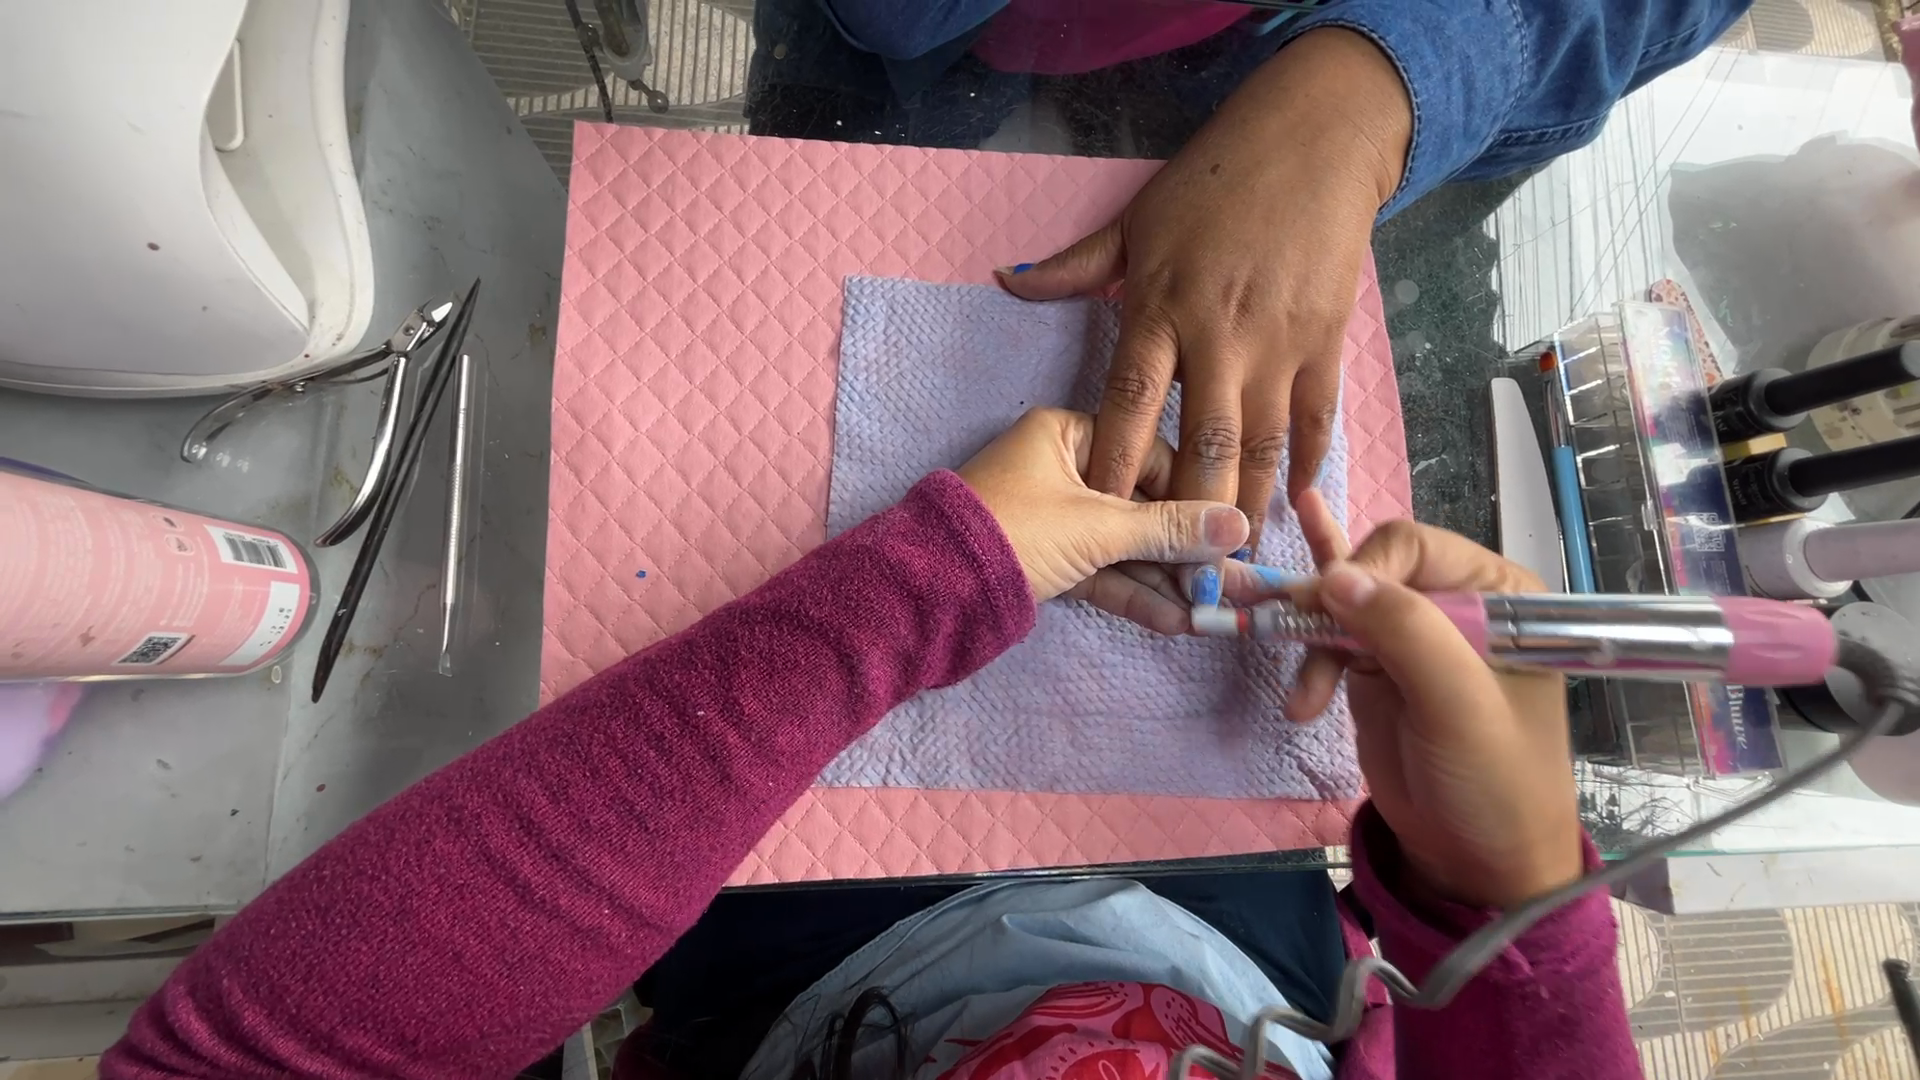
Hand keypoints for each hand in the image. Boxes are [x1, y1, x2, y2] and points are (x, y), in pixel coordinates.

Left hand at [957, 408, 1248, 634]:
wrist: (931, 588)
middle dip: (1181, 550)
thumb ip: (1168, 528)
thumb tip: (1237, 526)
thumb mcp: (1096, 526)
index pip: (1147, 455)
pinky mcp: (1045, 560)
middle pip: (1137, 506)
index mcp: (1065, 435)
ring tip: (1210, 611)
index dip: (1190, 495)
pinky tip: (1174, 621)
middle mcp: (1060, 470)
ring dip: (1162, 580)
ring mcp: (1052, 519)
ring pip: (1120, 546)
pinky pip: (1098, 571)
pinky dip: (1131, 594)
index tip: (1227, 532)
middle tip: (1228, 581)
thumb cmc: (1015, 531)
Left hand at [998, 28, 1411, 539]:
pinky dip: (1307, 463)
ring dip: (1248, 502)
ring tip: (1236, 551)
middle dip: (1192, 508)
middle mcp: (1216, 337)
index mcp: (1159, 310)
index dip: (1116, 465)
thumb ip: (1072, 267)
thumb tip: (1006, 281)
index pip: (1129, 403)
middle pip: (1199, 440)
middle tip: (1185, 563)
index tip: (1104, 518)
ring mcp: (1276, 343)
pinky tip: (1295, 500)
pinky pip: (1315, 418)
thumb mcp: (1132, 222)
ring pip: (1259, 442)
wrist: (1316, 138)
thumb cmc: (1212, 184)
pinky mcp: (1326, 342)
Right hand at [1229, 492, 1581, 909]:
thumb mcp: (1457, 707)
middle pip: (1369, 569)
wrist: (1471, 857)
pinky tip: (1294, 668)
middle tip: (1300, 642)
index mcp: (1499, 595)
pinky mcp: (1375, 663)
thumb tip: (1332, 577)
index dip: (1365, 570)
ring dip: (1311, 643)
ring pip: (1339, 602)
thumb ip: (1405, 633)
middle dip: (1329, 606)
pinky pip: (1330, 634)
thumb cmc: (1491, 784)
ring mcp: (1410, 633)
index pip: (1414, 548)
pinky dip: (1307, 650)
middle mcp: (1455, 602)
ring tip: (1304, 699)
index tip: (1327, 611)